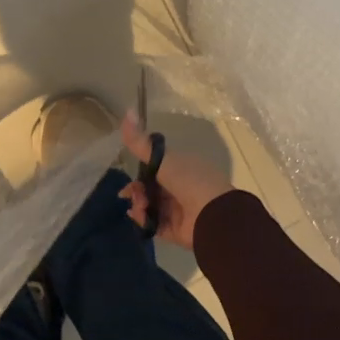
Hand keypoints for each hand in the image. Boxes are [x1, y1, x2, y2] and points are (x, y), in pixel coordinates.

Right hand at [117, 110, 233, 248]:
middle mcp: (181, 188)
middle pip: (150, 188)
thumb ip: (141, 142)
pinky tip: (138, 216)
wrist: (213, 215)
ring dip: (139, 204)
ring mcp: (179, 210)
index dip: (140, 172)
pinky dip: (144, 220)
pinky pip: (155, 224)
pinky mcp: (176, 230)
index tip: (128, 176)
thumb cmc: (190, 181)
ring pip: (150, 206)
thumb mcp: (162, 159)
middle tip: (129, 195)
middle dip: (137, 190)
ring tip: (139, 206)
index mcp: (182, 168)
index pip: (156, 168)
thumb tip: (127, 110)